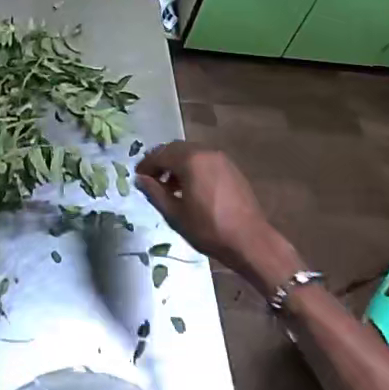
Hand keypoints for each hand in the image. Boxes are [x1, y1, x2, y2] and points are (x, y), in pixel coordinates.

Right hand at [135, 141, 302, 288]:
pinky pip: (205, 160)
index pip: (161, 154)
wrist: (250, 240)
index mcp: (191, 160)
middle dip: (161, 161)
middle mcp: (206, 152)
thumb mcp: (176, 214)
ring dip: (177, 164)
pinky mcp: (231, 168)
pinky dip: (192, 167)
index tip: (138, 177)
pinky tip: (189, 188)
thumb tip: (141, 179)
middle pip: (176, 149)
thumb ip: (155, 193)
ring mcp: (221, 158)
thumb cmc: (209, 229)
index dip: (146, 164)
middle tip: (151, 180)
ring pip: (191, 153)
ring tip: (169, 187)